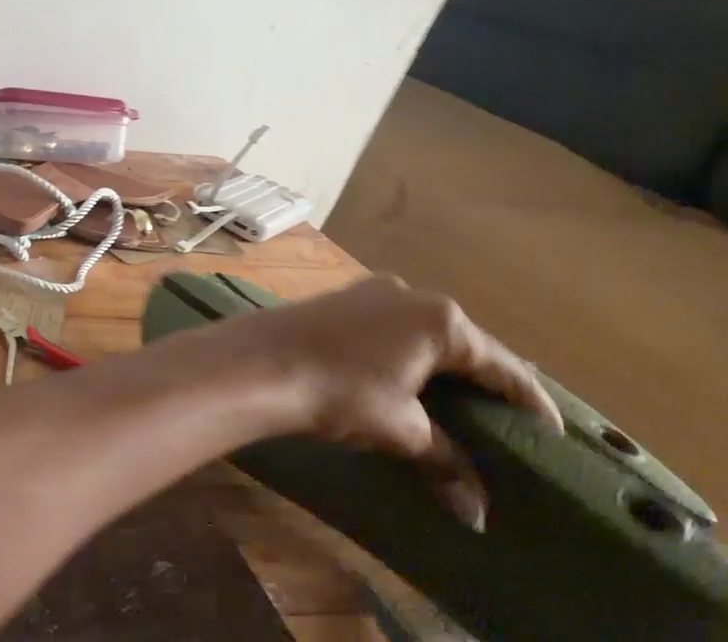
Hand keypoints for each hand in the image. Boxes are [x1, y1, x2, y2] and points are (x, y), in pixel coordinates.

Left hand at [217, 275, 563, 527]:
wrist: (250, 364)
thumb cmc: (336, 390)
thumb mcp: (401, 429)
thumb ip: (446, 461)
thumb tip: (477, 514)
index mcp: (441, 320)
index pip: (505, 368)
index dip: (531, 406)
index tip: (554, 439)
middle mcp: (409, 295)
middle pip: (465, 346)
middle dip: (485, 385)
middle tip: (510, 425)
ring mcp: (367, 292)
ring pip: (423, 335)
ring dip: (441, 369)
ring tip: (462, 407)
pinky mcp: (335, 300)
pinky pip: (389, 330)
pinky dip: (406, 356)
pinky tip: (407, 381)